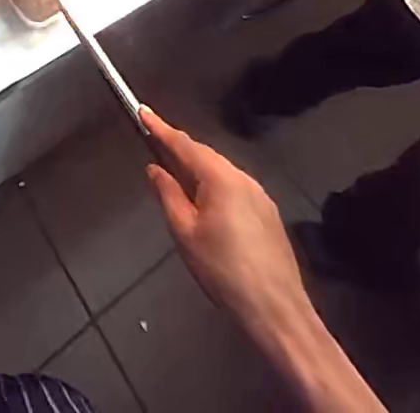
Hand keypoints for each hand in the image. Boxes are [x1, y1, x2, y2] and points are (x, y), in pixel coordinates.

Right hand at [139, 106, 307, 324]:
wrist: (276, 310)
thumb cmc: (223, 270)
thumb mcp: (185, 232)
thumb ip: (168, 194)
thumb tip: (155, 168)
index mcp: (220, 178)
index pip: (185, 144)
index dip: (161, 128)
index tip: (143, 111)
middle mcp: (243, 178)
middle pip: (205, 155)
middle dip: (179, 148)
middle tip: (155, 141)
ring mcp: (259, 195)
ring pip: (221, 171)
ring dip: (197, 168)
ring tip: (176, 174)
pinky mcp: (267, 213)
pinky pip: (234, 186)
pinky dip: (214, 184)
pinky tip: (205, 201)